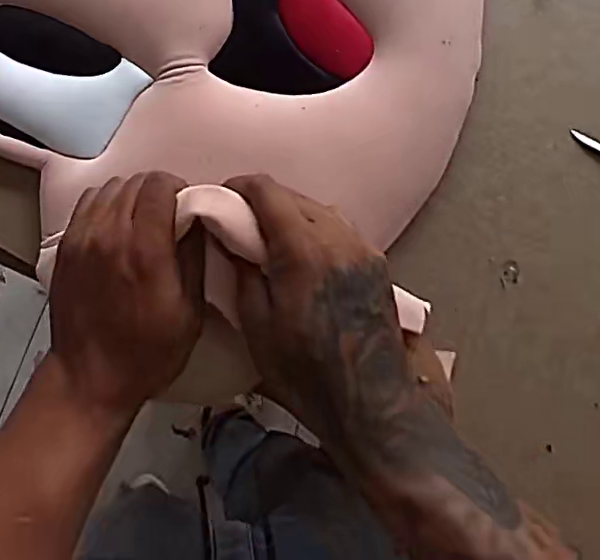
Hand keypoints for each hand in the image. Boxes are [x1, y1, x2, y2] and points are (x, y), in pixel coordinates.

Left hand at [46, 171, 206, 415]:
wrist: (89, 376)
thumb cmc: (145, 353)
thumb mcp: (189, 312)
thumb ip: (194, 256)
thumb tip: (198, 218)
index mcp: (145, 251)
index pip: (159, 185)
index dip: (177, 188)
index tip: (184, 204)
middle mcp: (111, 235)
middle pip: (136, 182)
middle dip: (157, 190)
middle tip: (167, 212)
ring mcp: (84, 237)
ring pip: (112, 186)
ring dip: (131, 195)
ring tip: (140, 218)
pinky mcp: (66, 243)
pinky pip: (89, 200)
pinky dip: (106, 202)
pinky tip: (115, 223)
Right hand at [229, 174, 574, 558]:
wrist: (376, 413)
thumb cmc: (306, 374)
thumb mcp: (257, 325)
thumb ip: (242, 271)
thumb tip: (231, 238)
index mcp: (304, 251)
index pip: (267, 191)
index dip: (239, 186)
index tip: (222, 197)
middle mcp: (338, 239)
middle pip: (293, 195)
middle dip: (262, 200)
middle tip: (240, 220)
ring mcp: (363, 250)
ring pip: (318, 208)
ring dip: (290, 212)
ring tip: (269, 235)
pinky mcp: (378, 264)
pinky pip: (337, 227)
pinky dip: (313, 227)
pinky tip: (302, 252)